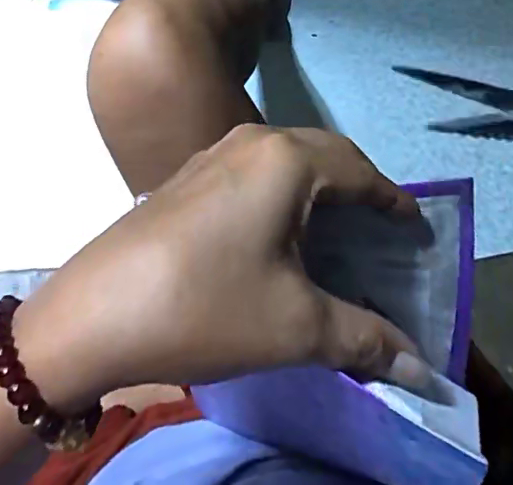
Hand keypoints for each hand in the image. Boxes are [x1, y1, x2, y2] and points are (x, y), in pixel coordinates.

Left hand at [11, 125, 431, 411]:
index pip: (361, 171)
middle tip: (384, 228)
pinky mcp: (193, 171)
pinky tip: (284, 227)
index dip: (393, 200)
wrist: (91, 315)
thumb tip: (420, 369)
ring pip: (292, 157)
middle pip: (329, 154)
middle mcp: (257, 141)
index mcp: (288, 161)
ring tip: (342, 227)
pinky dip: (288, 188)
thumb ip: (365, 340)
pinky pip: (261, 167)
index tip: (415, 227)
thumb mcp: (295, 327)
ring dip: (323, 185)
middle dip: (362, 186)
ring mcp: (219, 151)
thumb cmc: (206, 306)